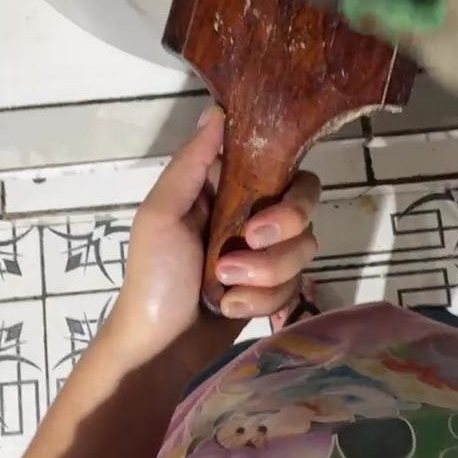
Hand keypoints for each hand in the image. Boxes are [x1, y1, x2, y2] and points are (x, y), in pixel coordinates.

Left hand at [97, 107, 322, 368]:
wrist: (160, 346)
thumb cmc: (154, 275)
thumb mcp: (161, 213)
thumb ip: (191, 163)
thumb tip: (217, 110)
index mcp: (223, 187)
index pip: (276, 161)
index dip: (282, 177)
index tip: (269, 197)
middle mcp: (250, 212)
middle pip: (304, 202)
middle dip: (284, 227)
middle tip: (251, 243)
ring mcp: (264, 252)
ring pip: (302, 248)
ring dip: (265, 273)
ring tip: (226, 288)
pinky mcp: (273, 287)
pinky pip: (294, 284)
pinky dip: (263, 300)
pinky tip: (231, 308)